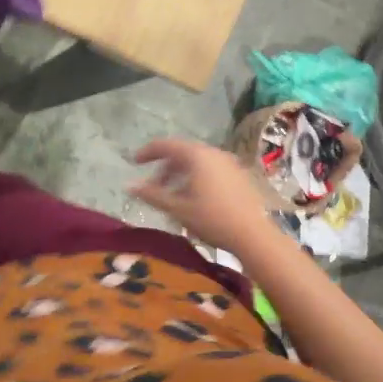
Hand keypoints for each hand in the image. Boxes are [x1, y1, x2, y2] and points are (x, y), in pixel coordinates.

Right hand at [129, 138, 275, 251]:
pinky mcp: (239, 176)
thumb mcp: (177, 208)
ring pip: (197, 163)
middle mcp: (213, 153)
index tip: (134, 162)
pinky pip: (211, 170)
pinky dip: (196, 178)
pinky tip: (194, 200)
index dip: (147, 152)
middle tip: (153, 187)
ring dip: (180, 175)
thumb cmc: (212, 219)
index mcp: (197, 156)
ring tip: (173, 197)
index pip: (166, 145)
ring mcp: (229, 163)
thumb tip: (128, 185)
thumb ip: (151, 194)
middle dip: (164, 168)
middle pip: (182, 153)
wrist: (254, 235)